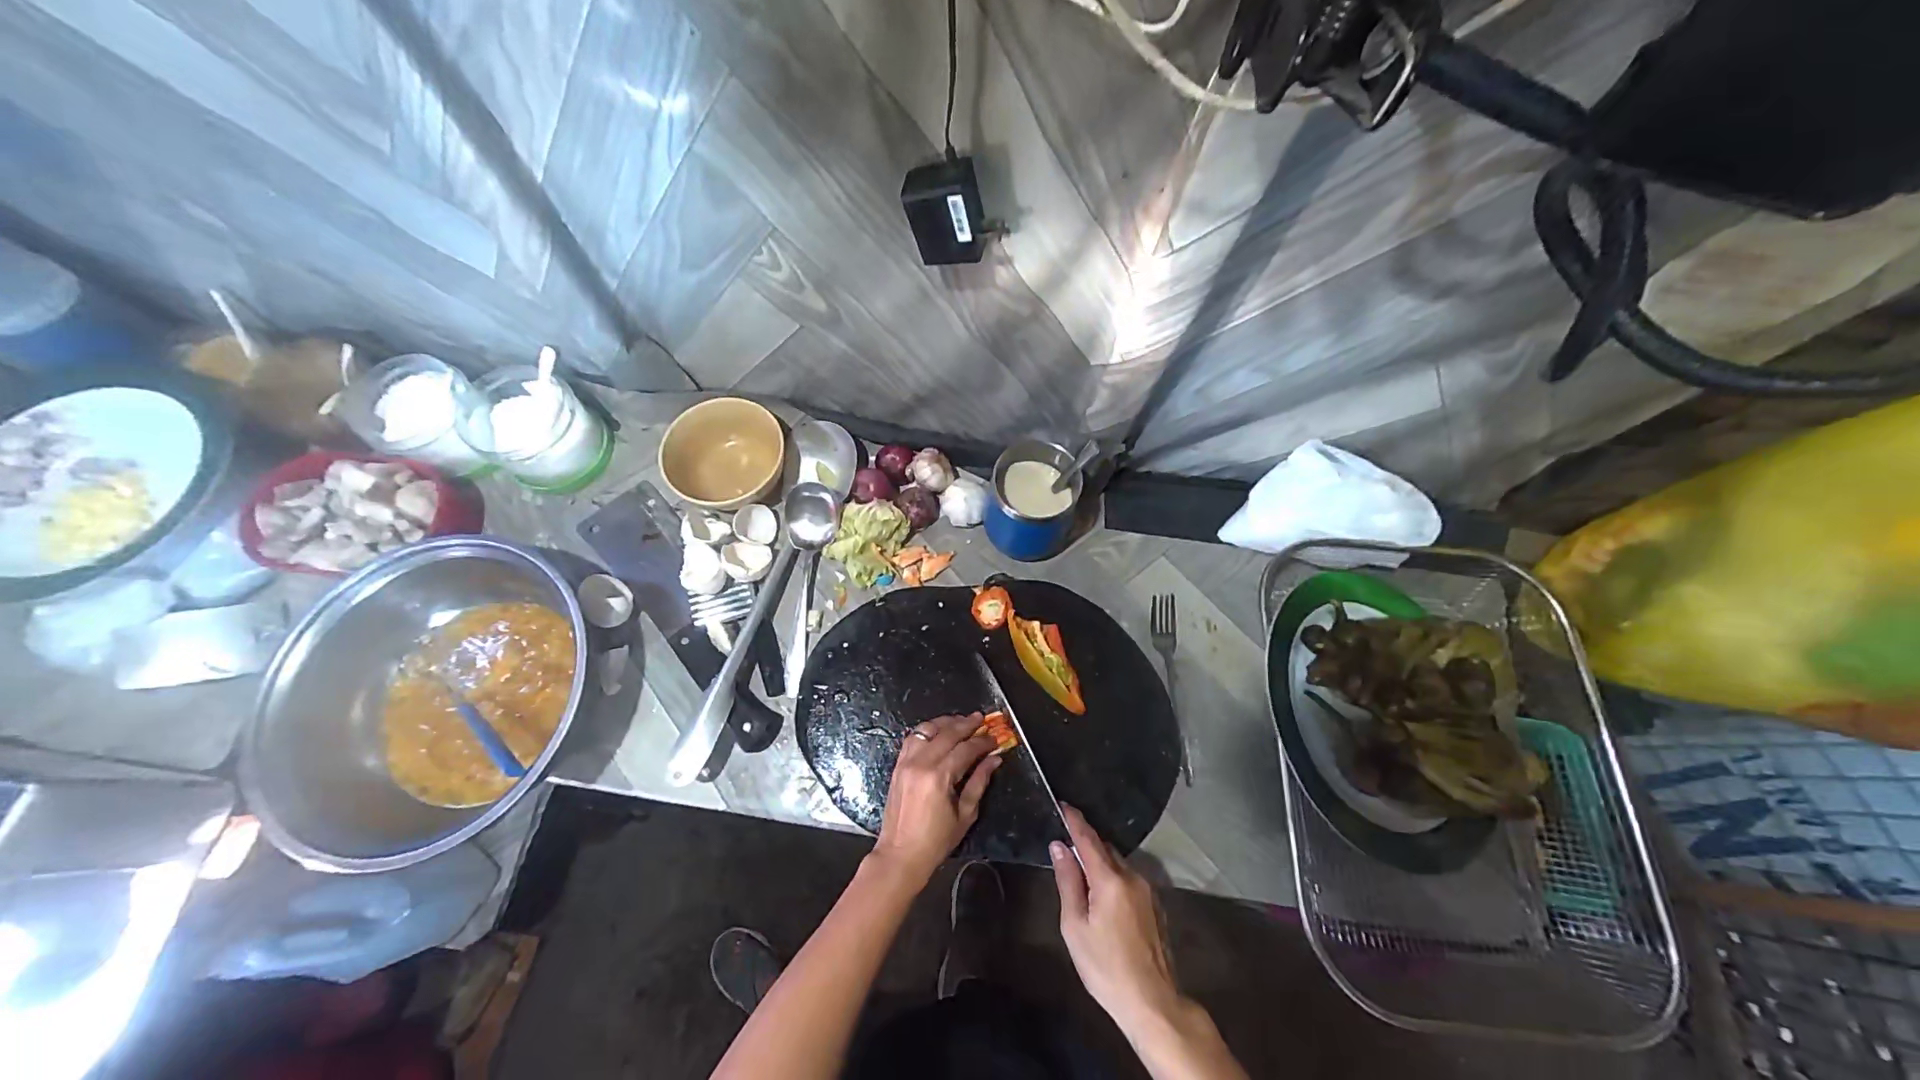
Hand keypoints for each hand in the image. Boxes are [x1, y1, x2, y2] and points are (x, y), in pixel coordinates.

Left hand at [872, 713, 1001, 884]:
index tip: (995, 739)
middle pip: (947, 733)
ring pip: (927, 729)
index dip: (983, 742)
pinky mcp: (898, 765)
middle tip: (981, 720)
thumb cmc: (936, 841)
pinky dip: (927, 731)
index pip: (966, 749)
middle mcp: (921, 763)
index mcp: (939, 777)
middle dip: (967, 724)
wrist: (900, 854)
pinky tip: (938, 732)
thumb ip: (979, 782)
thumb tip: (993, 760)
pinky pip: (912, 738)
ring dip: (945, 723)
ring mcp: (906, 762)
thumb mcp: (965, 814)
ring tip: (961, 721)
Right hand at [1050, 803, 1180, 1027]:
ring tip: (1081, 877)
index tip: (1062, 805)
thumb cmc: (1105, 966)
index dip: (1074, 820)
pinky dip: (1113, 878)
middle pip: (1106, 849)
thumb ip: (1068, 881)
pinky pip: (1129, 880)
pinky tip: (1104, 898)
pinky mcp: (1155, 907)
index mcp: (1111, 879)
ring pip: (1119, 865)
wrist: (1152, 1002)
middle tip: (1065, 848)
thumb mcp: (1075, 925)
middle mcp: (1133, 877)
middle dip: (1087, 843)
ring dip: (1101, 863)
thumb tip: (1059, 847)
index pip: (1089, 838)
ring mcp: (1148, 892)